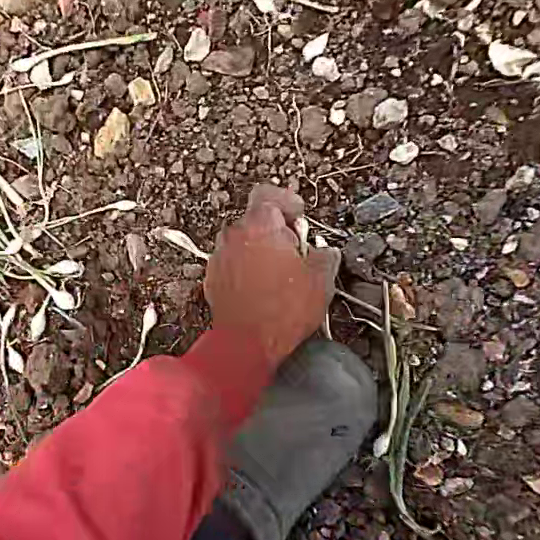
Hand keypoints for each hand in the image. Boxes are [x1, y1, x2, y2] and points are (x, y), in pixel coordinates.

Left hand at [205, 185, 339, 370]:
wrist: (247, 345)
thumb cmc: (282, 312)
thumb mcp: (320, 281)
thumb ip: (325, 256)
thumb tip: (326, 253)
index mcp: (260, 226)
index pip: (269, 194)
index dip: (287, 201)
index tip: (298, 215)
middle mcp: (235, 236)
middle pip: (256, 220)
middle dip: (276, 231)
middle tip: (296, 250)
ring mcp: (220, 258)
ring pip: (243, 242)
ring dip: (260, 251)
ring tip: (281, 273)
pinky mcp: (213, 280)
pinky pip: (233, 264)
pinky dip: (247, 270)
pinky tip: (264, 289)